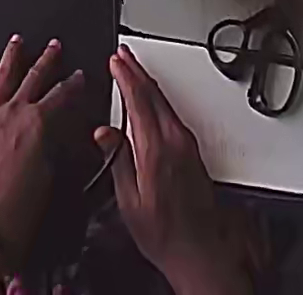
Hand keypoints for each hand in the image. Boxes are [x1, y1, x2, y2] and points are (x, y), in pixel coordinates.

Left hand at [0, 34, 83, 260]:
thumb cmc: (15, 215)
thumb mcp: (50, 177)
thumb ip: (53, 148)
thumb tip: (53, 139)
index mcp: (40, 123)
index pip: (64, 94)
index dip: (75, 83)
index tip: (79, 77)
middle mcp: (15, 112)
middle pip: (36, 76)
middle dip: (48, 59)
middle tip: (55, 46)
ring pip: (4, 75)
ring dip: (12, 55)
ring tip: (17, 40)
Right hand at [96, 45, 250, 294]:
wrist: (199, 249)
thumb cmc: (164, 233)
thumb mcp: (129, 202)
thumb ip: (117, 161)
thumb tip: (104, 133)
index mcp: (155, 149)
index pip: (138, 100)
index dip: (125, 76)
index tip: (115, 60)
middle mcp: (174, 139)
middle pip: (153, 93)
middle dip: (136, 69)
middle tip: (122, 53)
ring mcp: (185, 141)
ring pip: (163, 99)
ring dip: (146, 80)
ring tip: (131, 67)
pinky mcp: (191, 146)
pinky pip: (171, 110)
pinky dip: (156, 95)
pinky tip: (149, 95)